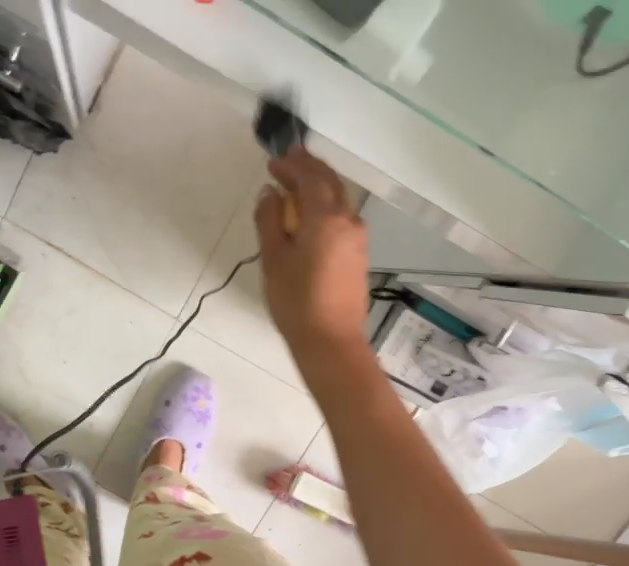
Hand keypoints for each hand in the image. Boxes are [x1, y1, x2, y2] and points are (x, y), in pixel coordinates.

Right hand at [255, 147, 372, 355]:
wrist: (331, 341)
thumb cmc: (297, 302)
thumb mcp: (274, 260)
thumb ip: (269, 220)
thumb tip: (269, 193)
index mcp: (326, 217)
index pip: (310, 177)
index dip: (291, 165)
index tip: (273, 162)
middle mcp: (348, 220)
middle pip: (330, 182)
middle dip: (309, 169)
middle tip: (288, 163)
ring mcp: (358, 238)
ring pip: (339, 199)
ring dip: (319, 188)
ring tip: (296, 189)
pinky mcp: (359, 256)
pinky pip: (342, 219)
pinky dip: (326, 208)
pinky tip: (311, 218)